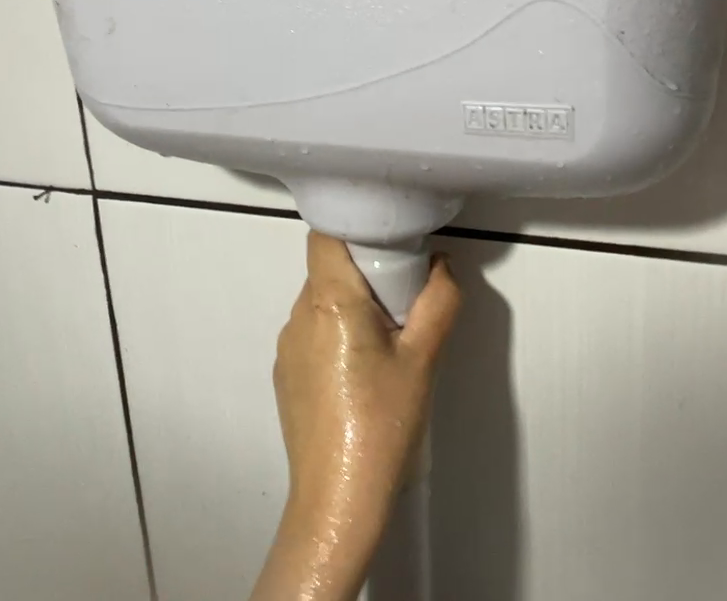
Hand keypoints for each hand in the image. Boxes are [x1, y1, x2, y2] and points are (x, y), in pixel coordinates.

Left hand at [250, 233, 459, 600]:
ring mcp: (287, 346)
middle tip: (404, 300)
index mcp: (329, 302)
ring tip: (388, 343)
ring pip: (321, 301)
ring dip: (353, 306)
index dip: (355, 227)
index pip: (326, 235)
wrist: (339, 499)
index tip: (389, 243)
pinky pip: (313, 332)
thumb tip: (441, 266)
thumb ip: (439, 301)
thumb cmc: (382, 424)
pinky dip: (338, 333)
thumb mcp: (424, 359)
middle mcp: (299, 316)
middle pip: (328, 269)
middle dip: (366, 273)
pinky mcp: (285, 373)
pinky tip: (363, 372)